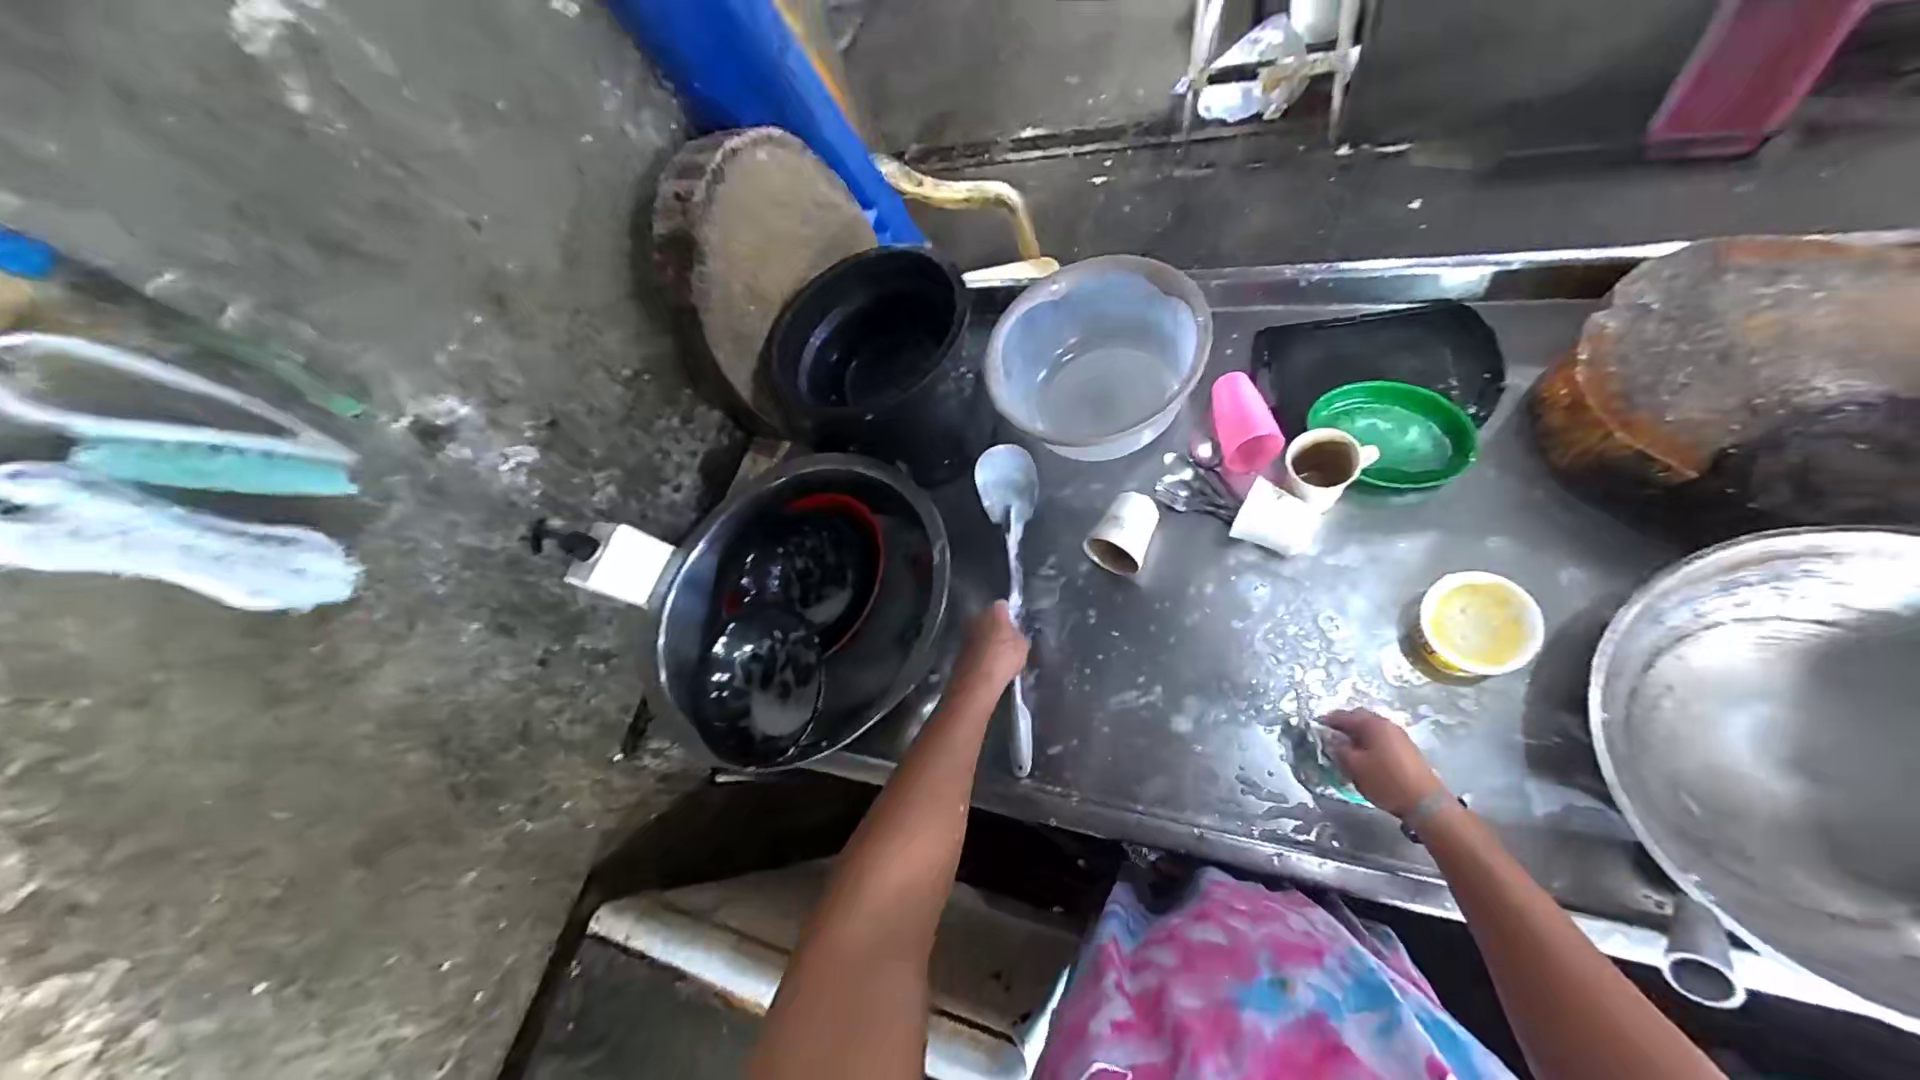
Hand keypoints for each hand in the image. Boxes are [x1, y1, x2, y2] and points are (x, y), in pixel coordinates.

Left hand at [952, 601, 1028, 691]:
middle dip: (996, 625)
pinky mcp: (958, 647)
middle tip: (1005, 639)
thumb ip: (1019, 634)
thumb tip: (1015, 632)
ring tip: (995, 652)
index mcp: (994, 612)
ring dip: (985, 638)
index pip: (1003, 606)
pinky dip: (978, 649)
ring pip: (979, 631)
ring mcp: (965, 631)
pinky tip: (985, 661)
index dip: (1009, 615)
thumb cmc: (1004, 659)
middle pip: (989, 617)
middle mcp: (977, 616)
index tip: (1014, 625)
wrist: (977, 681)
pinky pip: (973, 644)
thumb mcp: (1023, 647)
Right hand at [1322, 708, 1444, 816]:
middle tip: (1330, 736)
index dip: (1327, 721)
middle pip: (1359, 717)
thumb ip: (1338, 748)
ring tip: (1345, 747)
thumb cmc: (1385, 781)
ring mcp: (1399, 736)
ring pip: (1371, 728)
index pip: (1343, 716)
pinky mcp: (1406, 748)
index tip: (1315, 728)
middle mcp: (1387, 724)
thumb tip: (1331, 737)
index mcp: (1372, 724)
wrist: (1426, 803)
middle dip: (1343, 724)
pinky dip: (1368, 741)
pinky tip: (1364, 754)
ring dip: (1356, 733)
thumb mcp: (1354, 765)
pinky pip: (1381, 737)